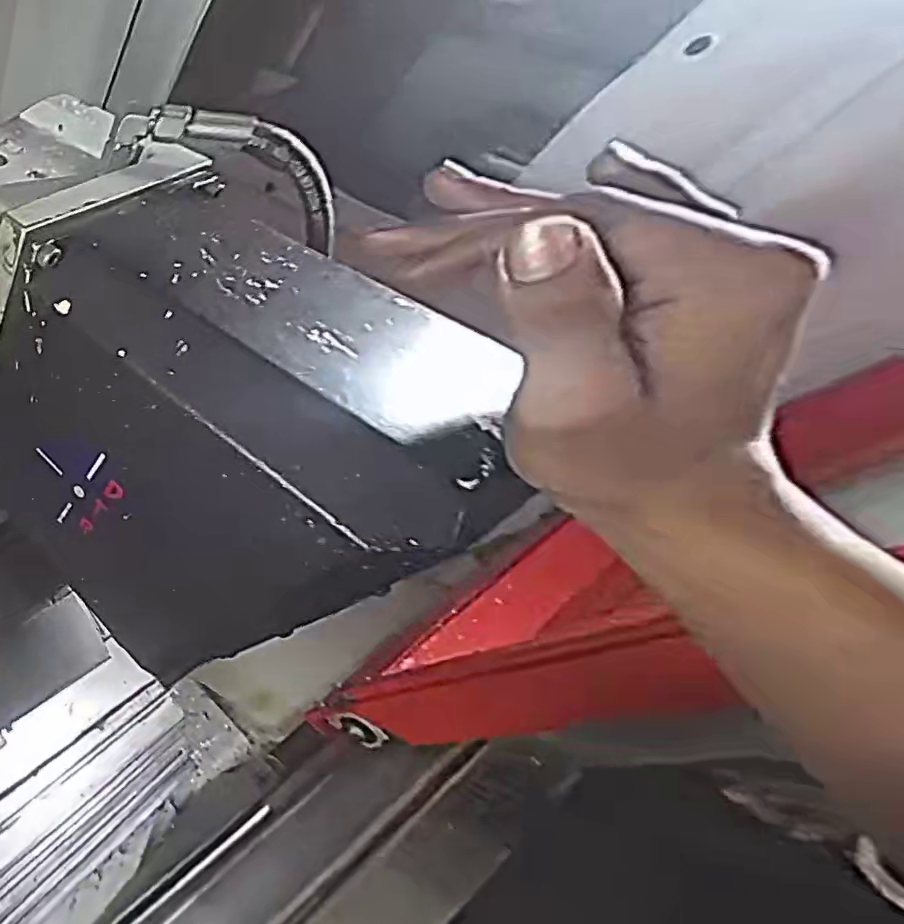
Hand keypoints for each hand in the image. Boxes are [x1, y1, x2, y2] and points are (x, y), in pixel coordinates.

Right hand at [359, 147, 829, 528]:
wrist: (669, 498)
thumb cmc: (623, 465)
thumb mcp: (575, 400)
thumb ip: (558, 316)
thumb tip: (534, 239)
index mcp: (718, 276)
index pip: (571, 224)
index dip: (476, 235)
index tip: (408, 249)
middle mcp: (733, 258)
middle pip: (575, 217)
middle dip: (475, 226)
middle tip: (398, 233)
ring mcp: (714, 268)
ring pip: (583, 225)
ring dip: (500, 226)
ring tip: (436, 215)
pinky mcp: (686, 286)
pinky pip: (600, 243)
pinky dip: (542, 237)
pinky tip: (528, 221)